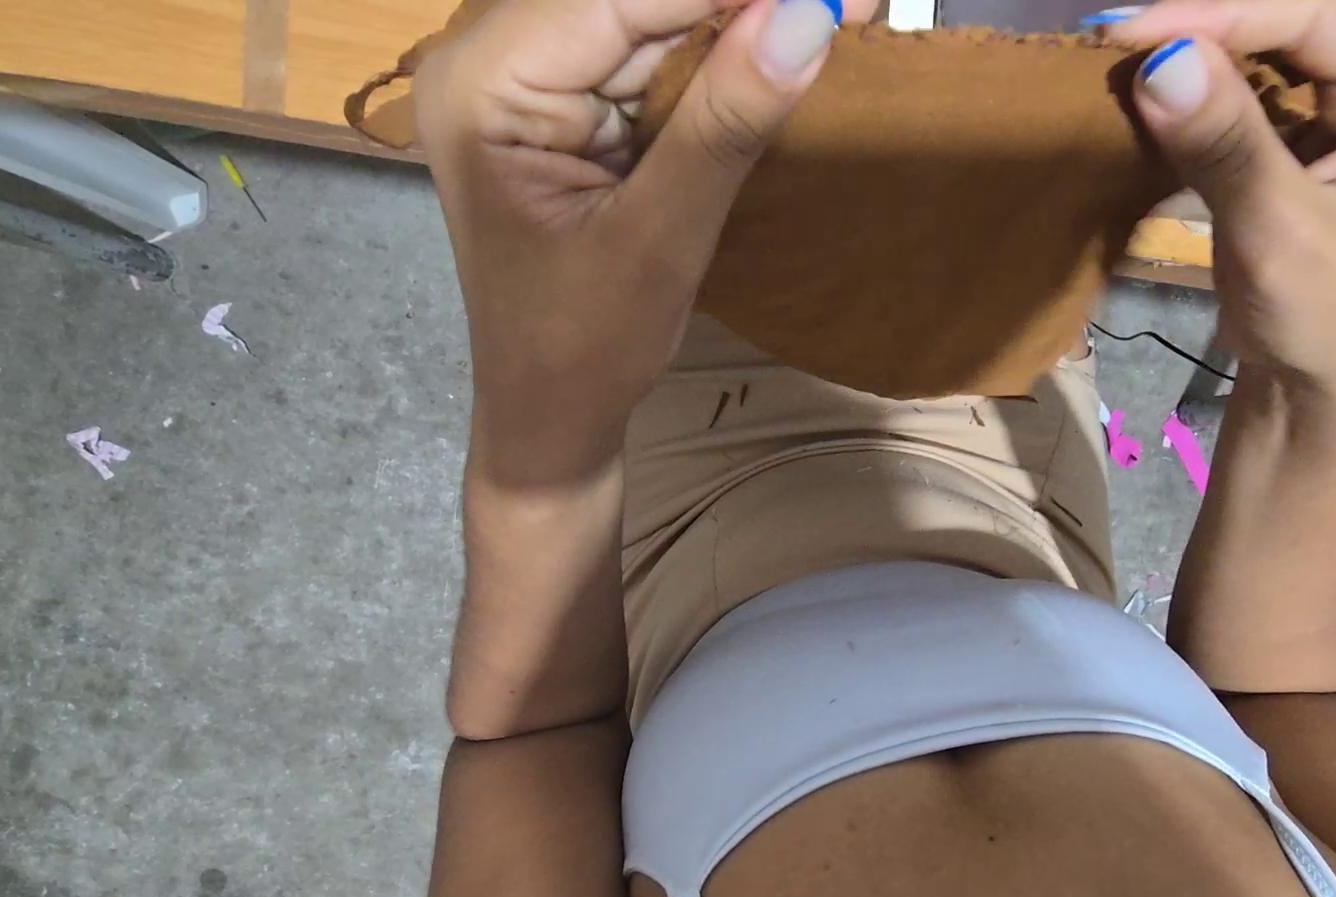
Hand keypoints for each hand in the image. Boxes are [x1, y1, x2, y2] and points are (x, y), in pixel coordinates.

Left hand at [413, 0, 845, 485]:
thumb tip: (808, 17)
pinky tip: (769, 56)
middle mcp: (493, 63)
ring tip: (823, 22)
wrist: (551, 415)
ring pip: (643, 24)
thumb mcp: (662, 239)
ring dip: (734, 26)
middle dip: (738, 4)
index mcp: (489, 85)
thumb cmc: (590, 348)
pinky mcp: (560, 118)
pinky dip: (711, 66)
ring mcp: (525, 88)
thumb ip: (725, 124)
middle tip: (846, 4)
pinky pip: (643, 67)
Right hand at [1106, 0, 1335, 408]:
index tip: (1123, 34)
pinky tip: (1145, 98)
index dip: (1216, 16)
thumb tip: (1160, 62)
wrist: (1322, 376)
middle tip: (1111, 43)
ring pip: (1257, 44)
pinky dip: (1190, 94)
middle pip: (1286, 14)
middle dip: (1199, 28)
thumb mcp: (1277, 233)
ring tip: (1118, 65)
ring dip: (1188, 56)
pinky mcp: (1300, 125)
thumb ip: (1226, 145)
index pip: (1314, 11)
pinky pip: (1239, 87)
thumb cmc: (1323, 316)